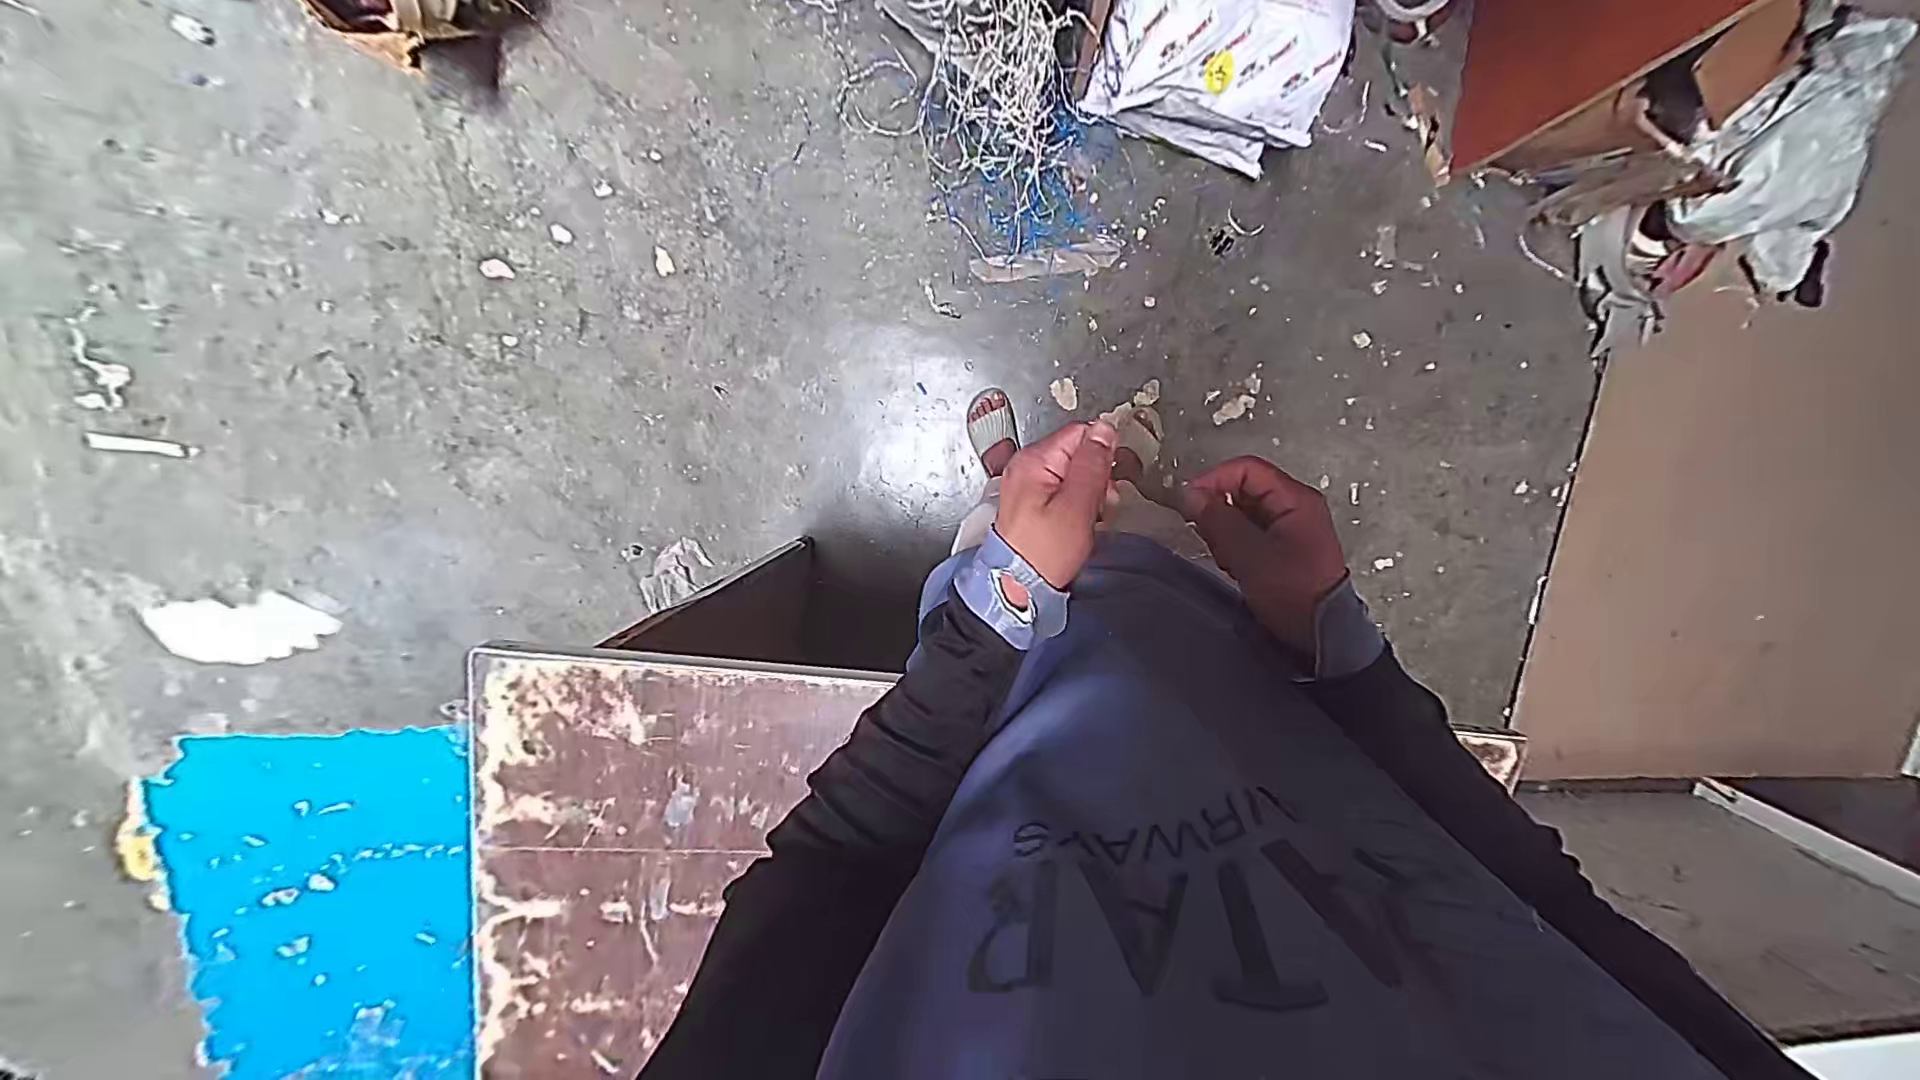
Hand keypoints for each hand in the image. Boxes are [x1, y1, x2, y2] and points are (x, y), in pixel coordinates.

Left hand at [995, 420, 1119, 589]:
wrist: (1019, 588)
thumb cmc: (1044, 553)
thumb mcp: (1077, 506)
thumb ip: (1092, 464)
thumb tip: (1104, 430)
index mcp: (1035, 460)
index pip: (1080, 433)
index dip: (1103, 454)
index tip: (1111, 479)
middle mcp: (1026, 466)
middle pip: (1077, 453)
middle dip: (1097, 477)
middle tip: (1100, 505)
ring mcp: (1026, 484)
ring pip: (1072, 474)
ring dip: (1089, 493)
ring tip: (1088, 519)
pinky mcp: (1030, 503)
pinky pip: (1062, 491)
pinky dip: (1076, 505)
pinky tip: (1078, 524)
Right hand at [1178, 456, 1349, 656]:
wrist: (1320, 635)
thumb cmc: (1292, 590)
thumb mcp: (1250, 553)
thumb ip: (1218, 520)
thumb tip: (1189, 494)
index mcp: (1294, 500)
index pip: (1246, 469)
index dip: (1213, 480)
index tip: (1188, 502)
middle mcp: (1292, 507)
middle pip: (1242, 489)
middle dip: (1217, 509)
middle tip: (1206, 534)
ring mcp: (1286, 528)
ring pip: (1240, 512)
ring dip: (1223, 530)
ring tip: (1225, 556)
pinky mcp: (1278, 547)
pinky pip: (1245, 532)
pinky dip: (1231, 544)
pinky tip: (1232, 564)